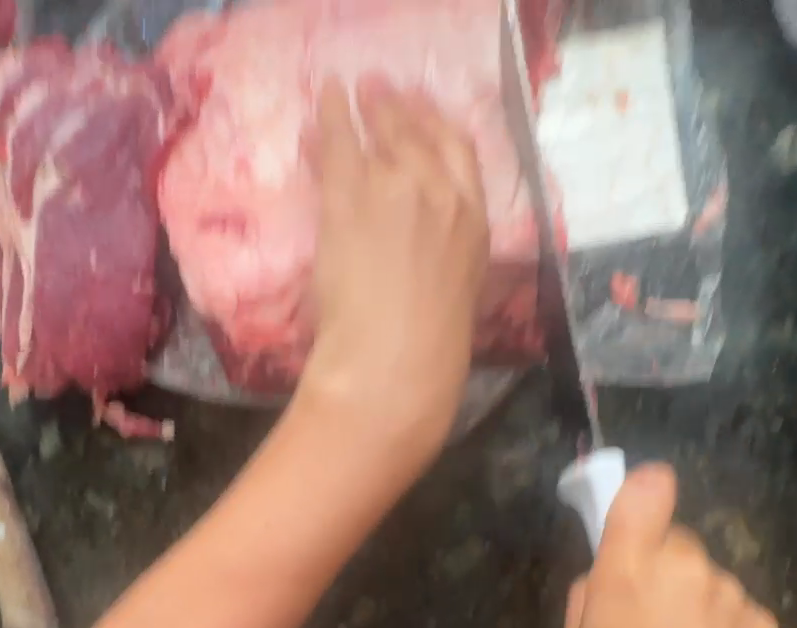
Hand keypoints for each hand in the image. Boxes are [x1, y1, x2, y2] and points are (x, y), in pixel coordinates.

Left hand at [294, 77, 489, 465]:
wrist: (395, 367)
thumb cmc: (426, 354)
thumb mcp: (452, 297)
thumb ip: (442, 258)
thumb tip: (421, 249)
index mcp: (475, 224)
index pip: (461, 152)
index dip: (438, 125)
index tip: (422, 111)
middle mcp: (443, 195)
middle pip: (420, 133)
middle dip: (398, 107)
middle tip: (378, 91)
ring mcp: (396, 191)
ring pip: (379, 132)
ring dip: (363, 107)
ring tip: (347, 91)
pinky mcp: (350, 201)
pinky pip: (337, 146)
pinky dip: (328, 120)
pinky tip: (321, 104)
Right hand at [562, 464, 788, 627]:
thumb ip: (590, 596)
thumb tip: (610, 574)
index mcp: (628, 572)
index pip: (648, 488)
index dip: (640, 493)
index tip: (632, 520)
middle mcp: (685, 568)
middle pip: (673, 539)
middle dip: (659, 566)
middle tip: (647, 620)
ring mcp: (731, 594)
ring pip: (703, 576)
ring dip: (690, 601)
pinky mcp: (765, 621)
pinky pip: (731, 607)